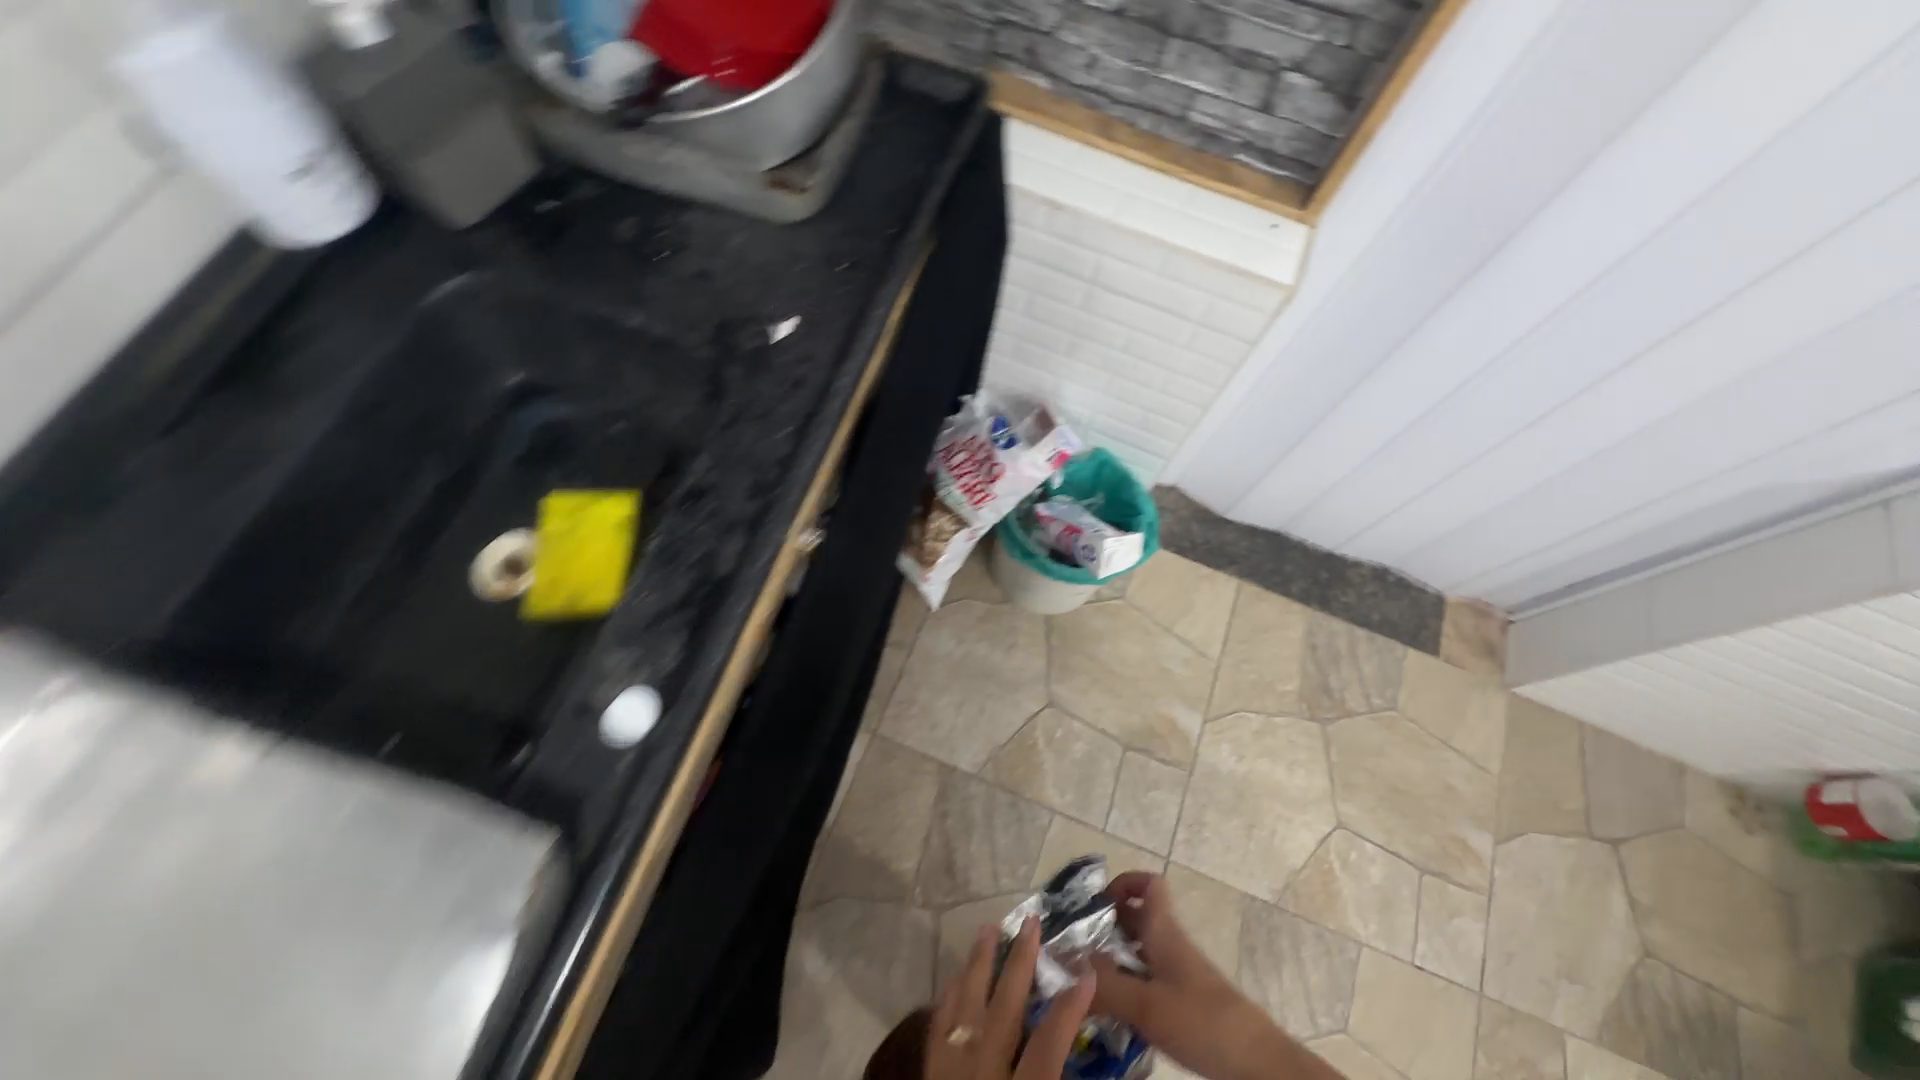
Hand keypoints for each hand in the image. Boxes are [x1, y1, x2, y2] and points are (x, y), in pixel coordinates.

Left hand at [924, 916, 1096, 1079]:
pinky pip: (939, 1023)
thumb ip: (1057, 1072)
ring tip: (989, 928)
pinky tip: (958, 975)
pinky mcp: (930, 1067)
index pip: (1049, 1042)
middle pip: (1004, 1007)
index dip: (1070, 1008)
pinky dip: (950, 995)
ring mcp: (951, 1065)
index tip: (1088, 974)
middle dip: (1019, 961)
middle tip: (1031, 921)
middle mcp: (984, 1067)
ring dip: (979, 964)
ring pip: (966, 1004)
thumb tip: (1082, 1048)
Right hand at [1091, 873, 1341, 1079]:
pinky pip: (1144, 981)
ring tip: (1080, 981)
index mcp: (1164, 932)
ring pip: (1136, 952)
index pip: (1149, 883)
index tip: (1093, 905)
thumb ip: (1104, 985)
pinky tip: (1107, 1011)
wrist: (1256, 1063)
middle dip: (1103, 926)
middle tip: (1071, 948)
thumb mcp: (1147, 1005)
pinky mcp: (1180, 1001)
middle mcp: (1170, 945)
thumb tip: (1063, 962)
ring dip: (1109, 960)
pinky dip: (1123, 987)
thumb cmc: (1203, 1022)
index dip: (1122, 883)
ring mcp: (1177, 974)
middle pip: (1134, 918)